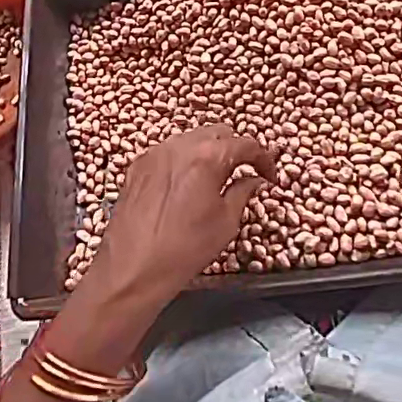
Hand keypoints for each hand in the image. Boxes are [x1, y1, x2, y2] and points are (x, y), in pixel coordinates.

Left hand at [85, 125, 277, 302]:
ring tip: (216, 179)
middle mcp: (178, 146)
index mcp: (206, 157)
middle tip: (246, 173)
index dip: (263, 159)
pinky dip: (184, 161)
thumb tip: (254, 181)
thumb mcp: (225, 223)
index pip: (245, 144)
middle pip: (217, 133)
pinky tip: (187, 185)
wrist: (132, 268)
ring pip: (190, 139)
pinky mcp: (137, 167)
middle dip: (235, 150)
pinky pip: (168, 154)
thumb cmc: (183, 249)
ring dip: (208, 153)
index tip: (269, 175)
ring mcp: (154, 154)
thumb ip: (242, 193)